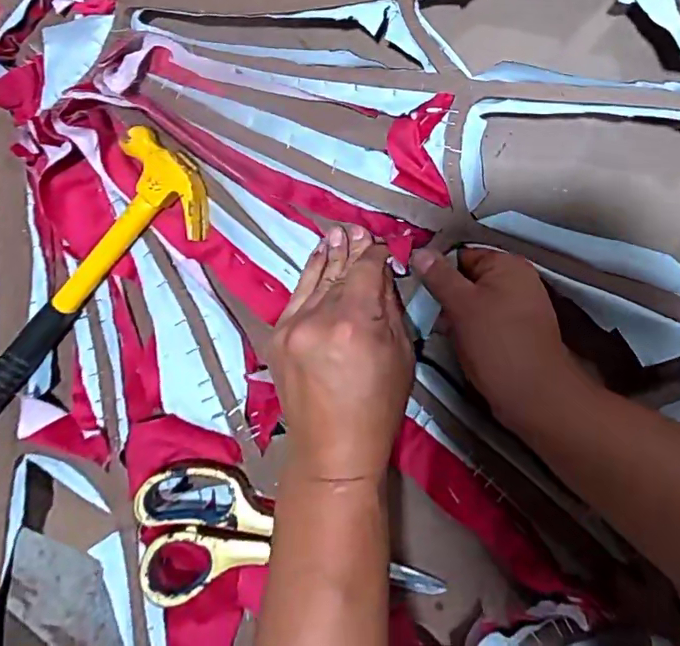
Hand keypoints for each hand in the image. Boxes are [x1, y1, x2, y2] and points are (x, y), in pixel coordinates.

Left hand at [271, 225, 413, 484]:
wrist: (332, 450)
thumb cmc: (377, 406)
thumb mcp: (401, 352)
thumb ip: (389, 305)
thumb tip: (382, 273)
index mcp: (355, 322)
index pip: (366, 269)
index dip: (376, 253)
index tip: (384, 246)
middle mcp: (319, 318)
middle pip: (339, 270)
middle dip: (352, 249)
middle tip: (359, 230)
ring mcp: (293, 326)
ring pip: (315, 278)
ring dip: (328, 254)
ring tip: (337, 233)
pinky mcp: (278, 335)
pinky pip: (297, 295)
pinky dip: (309, 275)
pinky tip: (318, 258)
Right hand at [410, 248, 596, 430]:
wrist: (535, 396)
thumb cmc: (497, 344)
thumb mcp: (462, 306)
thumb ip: (439, 276)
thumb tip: (420, 252)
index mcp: (507, 264)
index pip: (461, 255)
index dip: (437, 270)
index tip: (418, 288)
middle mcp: (518, 280)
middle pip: (468, 278)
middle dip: (447, 295)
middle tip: (426, 312)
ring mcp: (521, 307)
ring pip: (476, 302)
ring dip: (457, 315)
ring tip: (442, 330)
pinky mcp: (518, 331)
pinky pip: (487, 320)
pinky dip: (472, 329)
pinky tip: (460, 344)